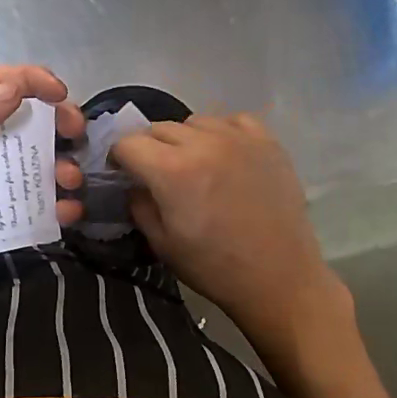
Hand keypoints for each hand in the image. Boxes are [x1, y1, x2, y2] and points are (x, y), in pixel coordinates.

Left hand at [0, 65, 86, 321]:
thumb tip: (14, 90)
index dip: (27, 81)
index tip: (59, 94)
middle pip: (23, 127)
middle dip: (55, 124)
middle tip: (77, 135)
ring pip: (35, 170)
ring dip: (61, 167)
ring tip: (71, 181)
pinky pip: (35, 213)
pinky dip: (58, 209)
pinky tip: (69, 213)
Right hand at [110, 113, 343, 341]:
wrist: (278, 276)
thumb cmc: (214, 268)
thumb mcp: (162, 244)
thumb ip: (140, 206)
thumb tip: (134, 184)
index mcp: (172, 171)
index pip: (129, 143)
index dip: (118, 158)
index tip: (122, 174)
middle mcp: (203, 143)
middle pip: (159, 128)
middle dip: (149, 148)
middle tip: (155, 174)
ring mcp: (239, 138)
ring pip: (195, 122)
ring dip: (184, 139)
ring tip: (192, 165)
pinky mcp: (267, 142)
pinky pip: (232, 121)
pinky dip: (220, 133)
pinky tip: (223, 157)